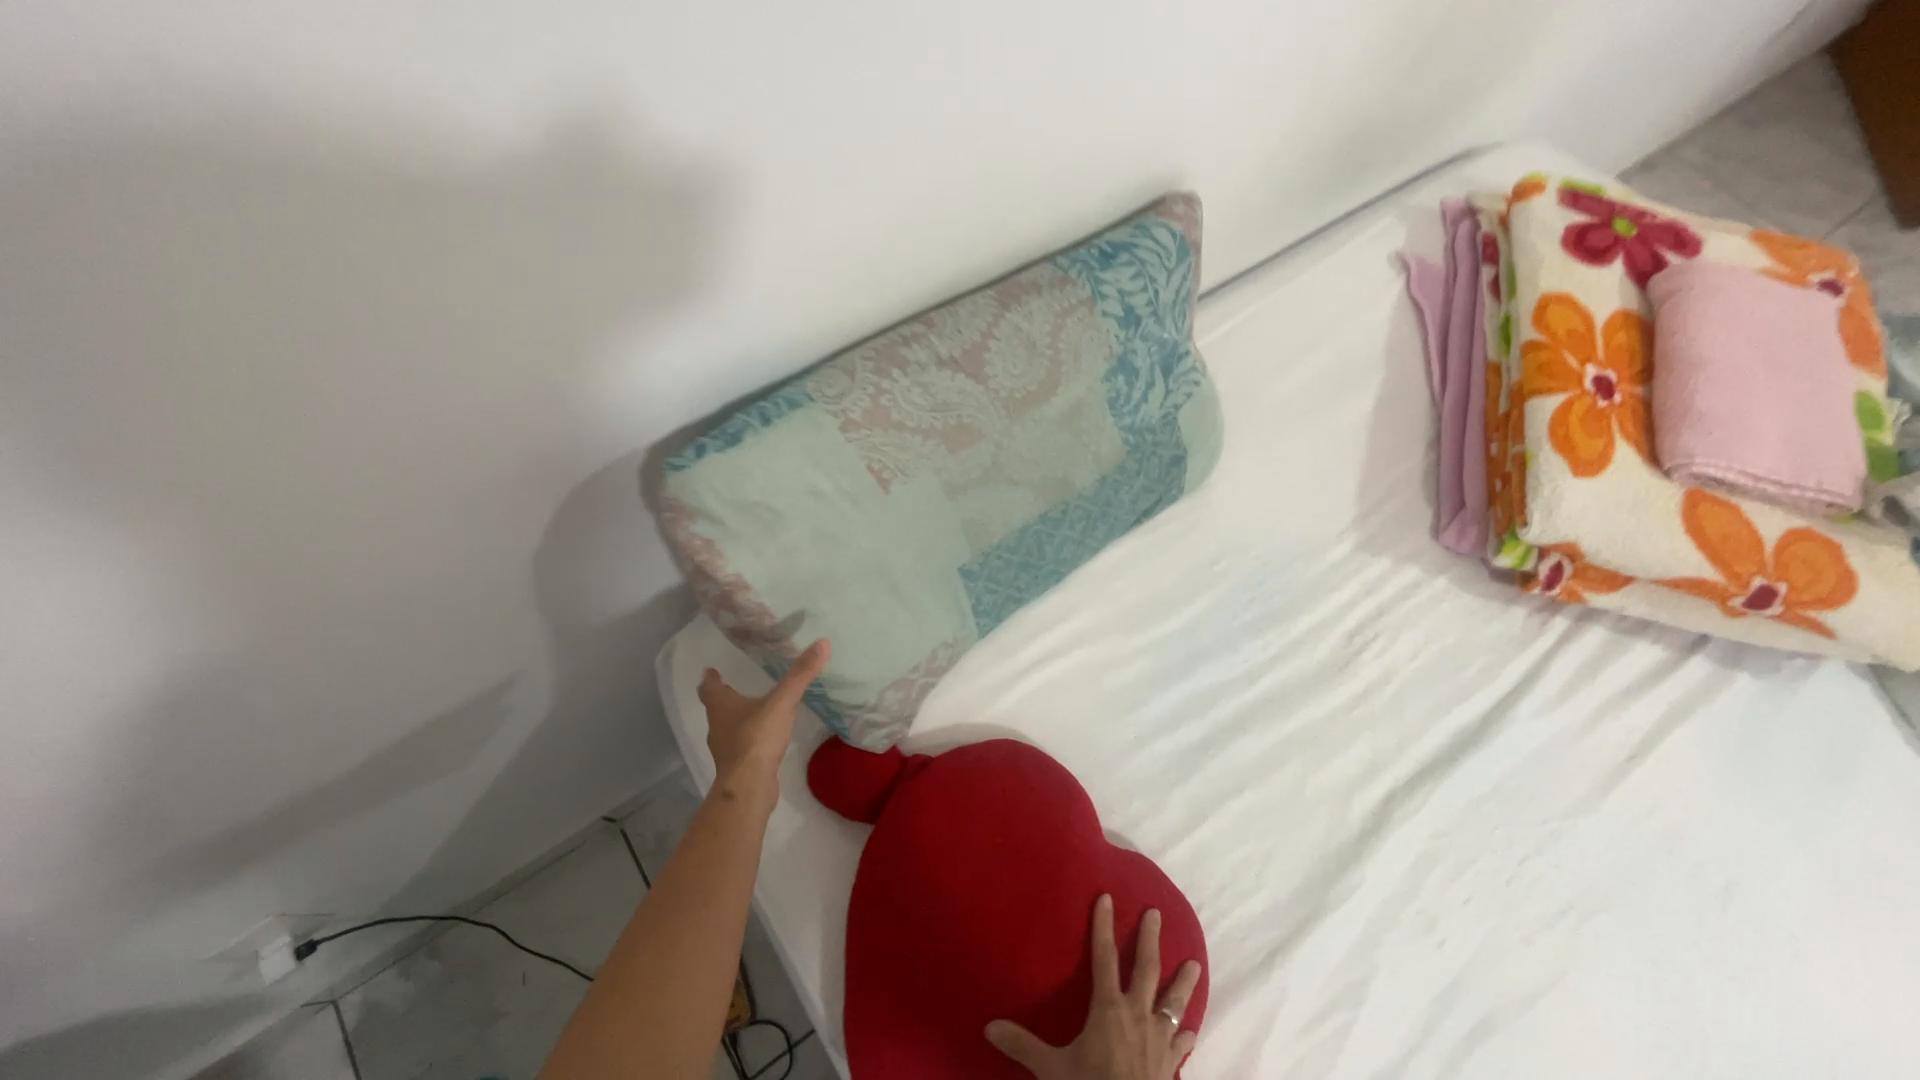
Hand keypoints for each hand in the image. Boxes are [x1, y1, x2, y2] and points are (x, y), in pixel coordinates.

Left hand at [698, 639, 829, 793]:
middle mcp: (717, 726)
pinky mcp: (737, 767)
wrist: (749, 786)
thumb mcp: (782, 702)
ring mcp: (725, 749)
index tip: (711, 670)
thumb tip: (822, 642)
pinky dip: (749, 740)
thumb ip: (800, 675)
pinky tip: (765, 740)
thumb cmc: (757, 738)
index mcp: (721, 706)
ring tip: (755, 711)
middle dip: (725, 698)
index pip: (709, 688)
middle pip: (716, 708)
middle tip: (736, 687)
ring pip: (727, 728)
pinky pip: (741, 747)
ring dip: (737, 719)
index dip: (710, 678)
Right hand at [985, 895, 1201, 1079]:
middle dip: (1150, 939)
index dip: (1104, 927)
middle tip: (1156, 913)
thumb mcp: (1052, 1069)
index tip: (1107, 899)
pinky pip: (1181, 1043)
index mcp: (1109, 1008)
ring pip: (1174, 1002)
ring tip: (1195, 963)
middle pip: (1146, 968)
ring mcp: (1159, 1040)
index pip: (1105, 957)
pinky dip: (1185, 1033)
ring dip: (1183, 981)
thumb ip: (1023, 1045)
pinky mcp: (1171, 1065)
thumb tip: (989, 1026)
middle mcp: (1138, 1016)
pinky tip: (1190, 1029)